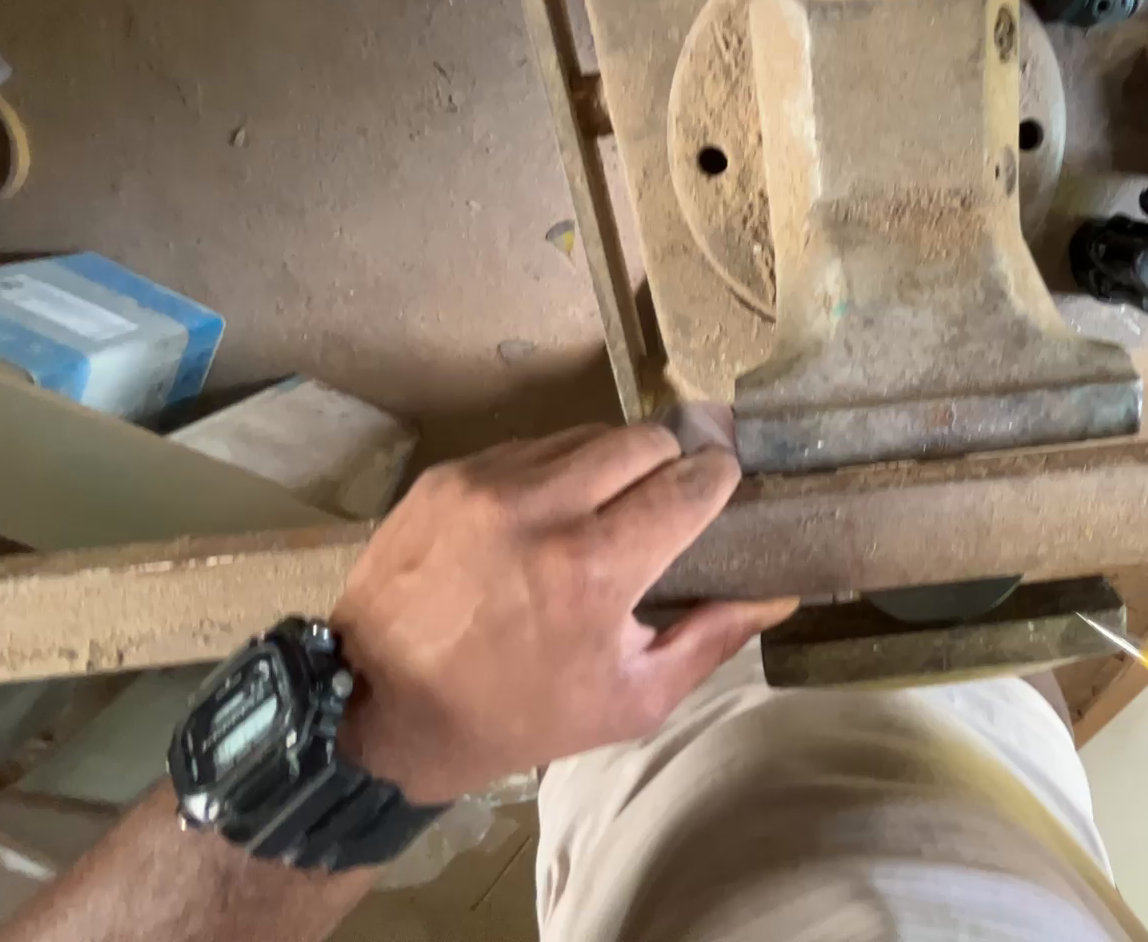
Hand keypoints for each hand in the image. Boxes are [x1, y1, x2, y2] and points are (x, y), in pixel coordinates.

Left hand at [329, 406, 797, 804]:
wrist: (370, 709)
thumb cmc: (515, 714)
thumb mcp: (630, 699)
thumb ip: (713, 638)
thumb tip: (777, 594)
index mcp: (593, 568)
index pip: (691, 481)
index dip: (720, 480)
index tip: (723, 490)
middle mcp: (543, 505)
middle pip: (648, 438)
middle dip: (674, 462)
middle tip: (669, 498)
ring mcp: (490, 479)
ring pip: (593, 433)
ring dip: (618, 462)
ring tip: (607, 506)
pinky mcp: (452, 471)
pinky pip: (538, 445)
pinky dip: (562, 469)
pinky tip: (548, 511)